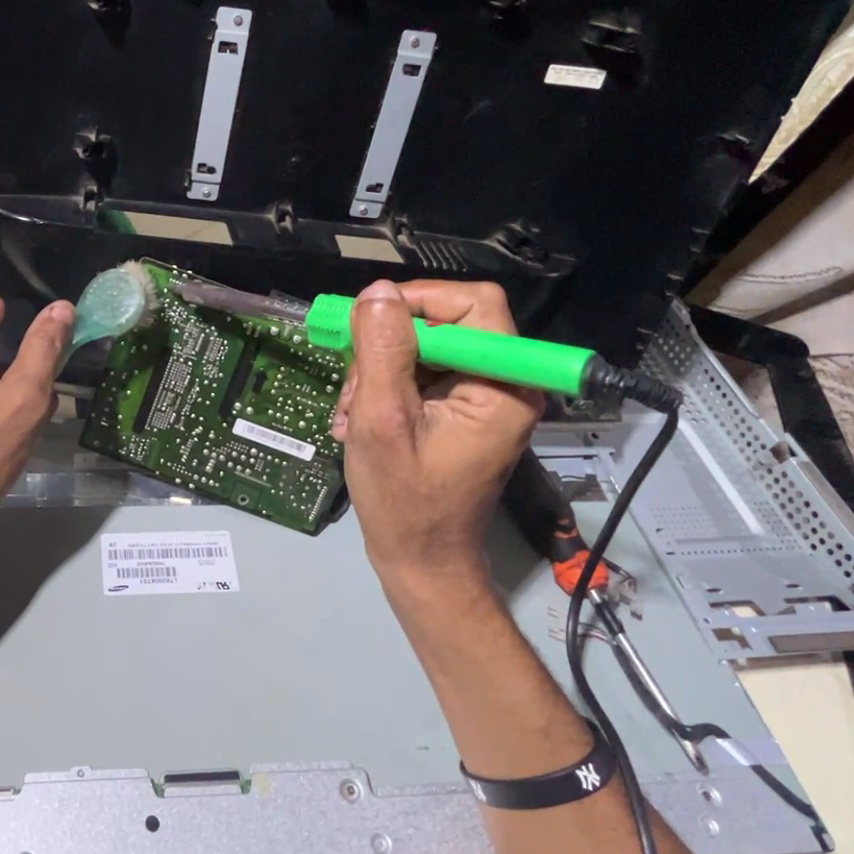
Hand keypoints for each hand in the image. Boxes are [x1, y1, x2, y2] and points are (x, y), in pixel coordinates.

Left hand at [0, 296, 72, 548]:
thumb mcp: (20, 402)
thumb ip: (43, 350)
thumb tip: (62, 307)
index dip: (28, 319)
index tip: (55, 344)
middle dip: (25, 361)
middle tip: (41, 392)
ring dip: (18, 385)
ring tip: (29, 416)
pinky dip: (3, 402)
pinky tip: (16, 429)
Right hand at [332, 280, 543, 582]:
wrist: (420, 561)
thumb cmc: (404, 502)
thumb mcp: (383, 422)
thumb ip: (382, 353)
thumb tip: (377, 292)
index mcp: (502, 386)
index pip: (473, 305)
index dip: (419, 300)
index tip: (368, 322)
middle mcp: (502, 384)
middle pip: (444, 324)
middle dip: (386, 347)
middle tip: (352, 387)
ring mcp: (481, 399)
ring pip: (423, 349)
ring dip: (376, 372)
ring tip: (351, 414)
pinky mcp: (460, 412)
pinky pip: (419, 375)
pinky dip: (383, 389)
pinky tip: (358, 419)